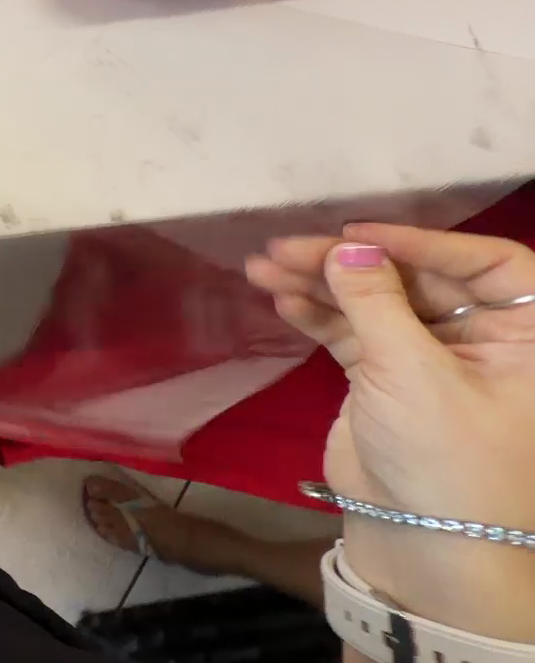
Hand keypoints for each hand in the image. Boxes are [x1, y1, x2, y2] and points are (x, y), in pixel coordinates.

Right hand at [246, 223, 534, 637]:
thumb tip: (349, 246)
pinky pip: (347, 329)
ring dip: (316, 283)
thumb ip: (376, 303)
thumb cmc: (448, 453)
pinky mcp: (382, 375)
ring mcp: (428, 358)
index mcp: (527, 341)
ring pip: (371, 301)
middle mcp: (484, 342)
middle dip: (345, 262)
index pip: (489, 267)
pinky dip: (313, 313)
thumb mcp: (412, 372)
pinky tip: (278, 300)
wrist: (425, 535)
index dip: (424, 242)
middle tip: (282, 249)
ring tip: (260, 268)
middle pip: (413, 280)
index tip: (355, 234)